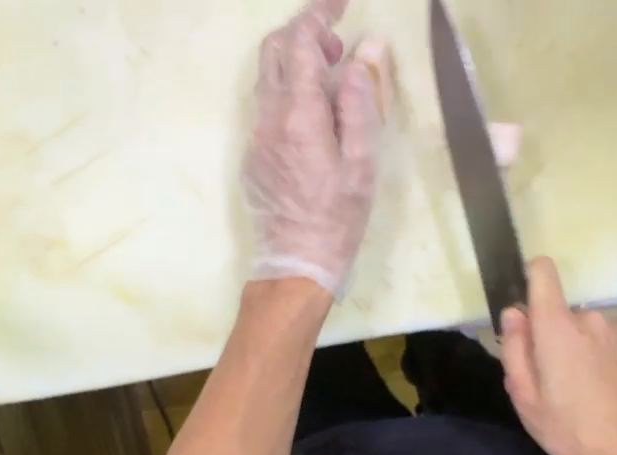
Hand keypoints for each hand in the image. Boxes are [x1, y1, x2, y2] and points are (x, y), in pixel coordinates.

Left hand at [243, 2, 386, 297]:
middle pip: (273, 52)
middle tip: (337, 50)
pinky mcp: (252, 160)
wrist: (295, 266)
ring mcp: (255, 140)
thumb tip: (364, 50)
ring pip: (267, 81)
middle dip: (304, 35)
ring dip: (295, 66)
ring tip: (330, 85)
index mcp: (297, 115)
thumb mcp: (362, 162)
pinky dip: (288, 97)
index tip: (342, 4)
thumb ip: (360, 101)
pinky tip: (313, 122)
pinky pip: (266, 111)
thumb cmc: (337, 220)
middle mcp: (268, 120)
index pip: (300, 40)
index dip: (319, 13)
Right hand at [498, 257, 616, 454]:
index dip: (528, 280)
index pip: (543, 273)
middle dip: (545, 336)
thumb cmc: (565, 426)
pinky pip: (597, 339)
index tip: (522, 308)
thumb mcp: (523, 395)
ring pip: (578, 328)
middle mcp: (587, 319)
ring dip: (569, 348)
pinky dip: (589, 355)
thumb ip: (514, 348)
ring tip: (569, 388)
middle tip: (543, 378)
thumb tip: (513, 314)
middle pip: (556, 311)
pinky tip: (591, 388)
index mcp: (557, 327)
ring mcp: (612, 331)